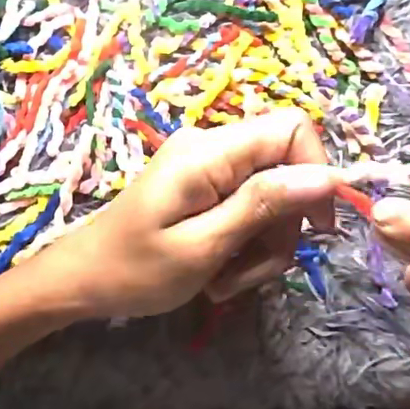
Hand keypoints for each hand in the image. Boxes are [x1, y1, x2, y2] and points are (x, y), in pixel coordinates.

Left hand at [37, 109, 338, 319]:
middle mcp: (211, 148)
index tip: (316, 228)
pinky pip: (247, 208)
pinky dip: (244, 244)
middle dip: (281, 228)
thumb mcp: (203, 245)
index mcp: (208, 152)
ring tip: (225, 281)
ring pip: (271, 197)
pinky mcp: (204, 188)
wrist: (83, 280)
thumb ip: (261, 205)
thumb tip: (326, 176)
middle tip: (251, 272)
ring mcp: (207, 168)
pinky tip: (217, 273)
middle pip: (285, 170)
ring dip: (262, 246)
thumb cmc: (134, 270)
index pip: (291, 127)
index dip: (317, 172)